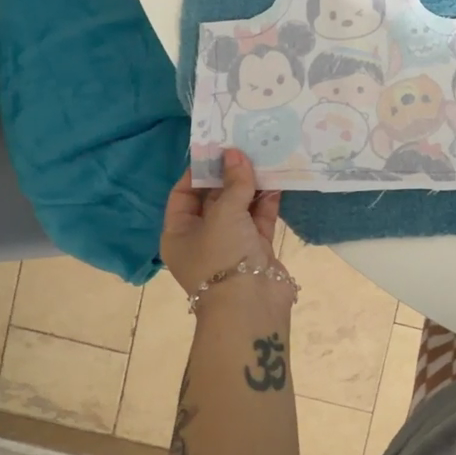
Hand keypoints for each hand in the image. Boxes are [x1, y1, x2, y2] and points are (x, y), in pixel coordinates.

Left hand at [161, 149, 282, 291]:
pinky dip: (266, 204)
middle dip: (229, 176)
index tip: (217, 149)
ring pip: (239, 209)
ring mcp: (230, 246)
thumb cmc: (222, 256)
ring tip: (263, 159)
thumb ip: (234, 182)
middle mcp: (202, 238)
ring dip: (250, 187)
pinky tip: (276, 182)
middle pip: (214, 200)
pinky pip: (259, 221)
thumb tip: (235, 153)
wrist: (250, 306)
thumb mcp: (224, 213)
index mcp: (178, 233)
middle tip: (244, 148)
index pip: (183, 194)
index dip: (199, 172)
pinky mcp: (256, 251)